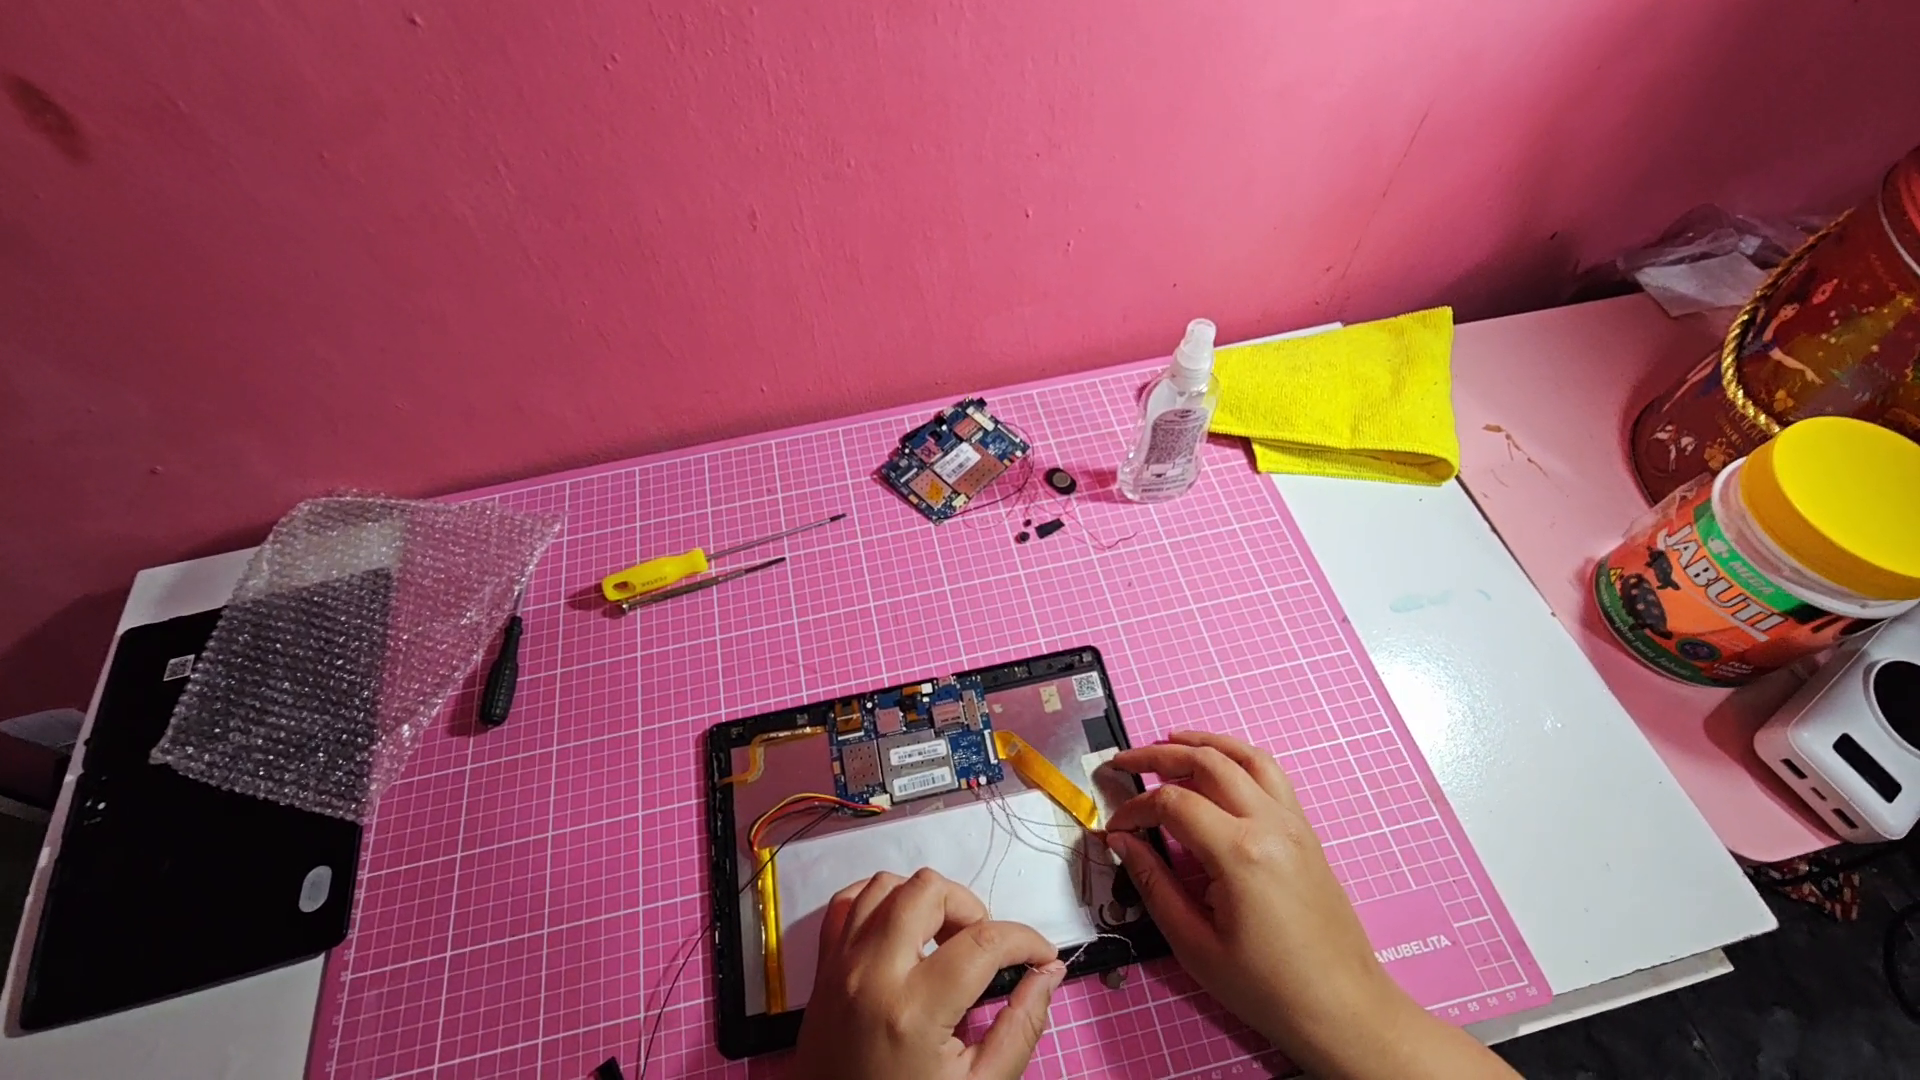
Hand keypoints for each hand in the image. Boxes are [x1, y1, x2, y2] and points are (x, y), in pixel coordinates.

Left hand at [792, 868, 1066, 1079]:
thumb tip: (1050, 972)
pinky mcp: (822, 967)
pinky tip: (901, 931)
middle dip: (970, 909)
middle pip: (928, 891)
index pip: (982, 942)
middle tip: (985, 950)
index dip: (1025, 940)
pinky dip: (878, 902)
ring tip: (944, 940)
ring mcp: (840, 965)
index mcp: (913, 1012)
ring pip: (886, 884)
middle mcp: (871, 974)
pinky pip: (847, 901)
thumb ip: (1021, 1026)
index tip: (1042, 956)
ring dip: (924, 900)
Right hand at [1104, 732, 1517, 1079]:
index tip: (1116, 829)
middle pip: (1206, 762)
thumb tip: (1123, 842)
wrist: (1344, 1010)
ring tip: (1169, 740)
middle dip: (1157, 755)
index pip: (1172, 803)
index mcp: (1240, 853)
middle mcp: (1269, 824)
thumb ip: (1154, 883)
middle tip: (1123, 761)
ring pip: (1244, 755)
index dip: (1135, 809)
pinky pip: (1270, 773)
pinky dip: (1237, 756)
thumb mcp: (1195, 945)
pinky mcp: (1305, 830)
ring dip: (1202, 741)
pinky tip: (1217, 764)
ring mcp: (1293, 822)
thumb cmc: (1268, 988)